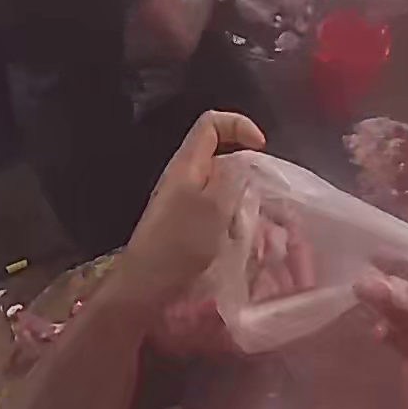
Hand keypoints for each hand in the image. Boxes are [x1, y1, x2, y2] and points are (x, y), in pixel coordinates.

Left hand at [110, 110, 265, 313]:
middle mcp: (182, 178)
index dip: (239, 126)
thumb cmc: (179, 243)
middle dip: (245, 169)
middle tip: (261, 193)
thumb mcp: (214, 206)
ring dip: (240, 199)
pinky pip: (215, 211)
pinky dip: (230, 219)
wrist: (146, 285)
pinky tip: (235, 239)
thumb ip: (233, 179)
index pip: (211, 123)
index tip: (262, 149)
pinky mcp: (184, 225)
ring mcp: (182, 202)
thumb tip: (245, 164)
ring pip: (220, 187)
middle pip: (219, 155)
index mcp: (186, 164)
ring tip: (250, 222)